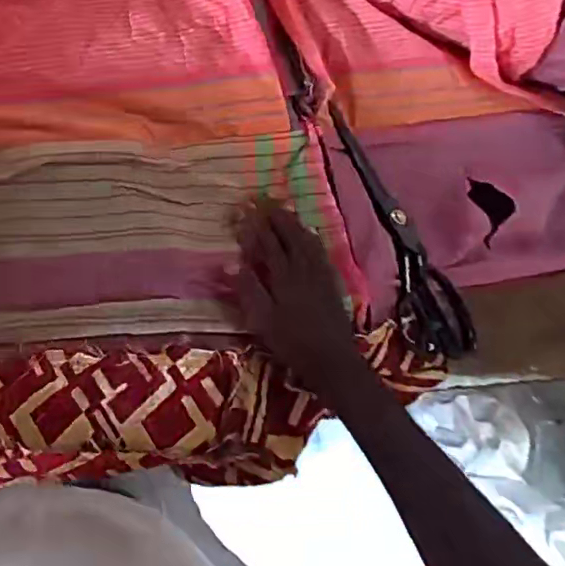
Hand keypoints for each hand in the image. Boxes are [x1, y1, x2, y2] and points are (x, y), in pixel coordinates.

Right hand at [227, 200, 365, 398]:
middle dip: (278, 219)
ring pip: (308, 243)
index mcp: (284, 276)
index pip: (268, 244)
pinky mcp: (332, 285)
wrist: (334, 361)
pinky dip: (313, 241)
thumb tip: (230, 261)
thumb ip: (248, 289)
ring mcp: (320, 277)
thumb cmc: (292, 341)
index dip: (257, 226)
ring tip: (288, 213)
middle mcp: (303, 270)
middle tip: (267, 203)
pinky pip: (321, 254)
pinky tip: (312, 238)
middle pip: (290, 237)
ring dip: (296, 226)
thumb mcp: (263, 318)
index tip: (246, 211)